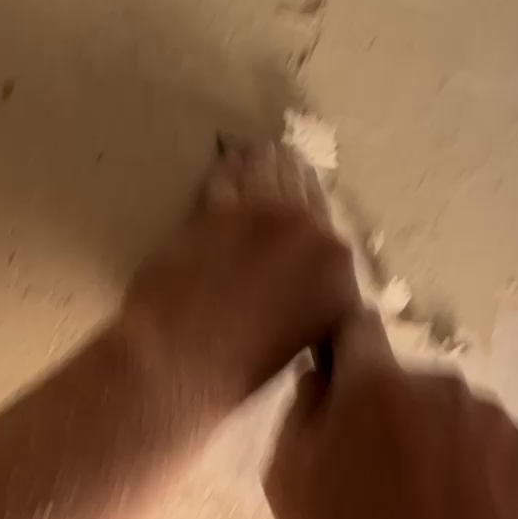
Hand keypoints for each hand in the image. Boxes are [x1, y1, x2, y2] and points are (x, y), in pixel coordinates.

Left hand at [120, 141, 358, 418]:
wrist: (181, 360)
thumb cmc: (242, 368)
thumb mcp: (301, 337)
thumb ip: (314, 299)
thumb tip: (309, 283)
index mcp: (336, 266)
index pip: (329, 220)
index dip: (314, 202)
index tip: (307, 188)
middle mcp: (305, 229)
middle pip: (300, 187)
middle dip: (291, 173)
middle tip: (283, 156)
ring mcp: (257, 216)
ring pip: (265, 174)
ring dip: (262, 162)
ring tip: (258, 150)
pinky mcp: (213, 213)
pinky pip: (226, 180)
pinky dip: (228, 170)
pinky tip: (227, 161)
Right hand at [263, 309, 517, 518]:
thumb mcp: (285, 478)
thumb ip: (302, 410)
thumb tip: (323, 379)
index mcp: (374, 383)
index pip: (356, 327)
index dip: (343, 348)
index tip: (336, 376)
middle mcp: (440, 383)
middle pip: (403, 378)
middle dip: (387, 407)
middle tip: (376, 468)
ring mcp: (492, 417)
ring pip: (448, 410)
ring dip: (432, 435)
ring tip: (422, 499)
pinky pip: (486, 441)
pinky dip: (471, 463)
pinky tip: (459, 511)